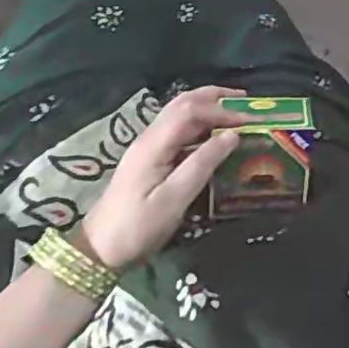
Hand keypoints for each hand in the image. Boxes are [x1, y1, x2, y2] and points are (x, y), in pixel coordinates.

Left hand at [80, 86, 245, 269]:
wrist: (99, 250)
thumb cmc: (137, 227)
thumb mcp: (173, 200)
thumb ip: (202, 164)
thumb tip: (231, 136)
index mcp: (155, 144)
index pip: (191, 111)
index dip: (222, 110)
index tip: (250, 119)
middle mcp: (150, 137)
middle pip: (183, 103)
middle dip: (215, 97)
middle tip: (245, 101)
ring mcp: (148, 147)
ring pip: (180, 114)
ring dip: (207, 108)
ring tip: (235, 113)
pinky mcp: (150, 158)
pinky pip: (178, 131)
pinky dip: (200, 125)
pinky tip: (215, 136)